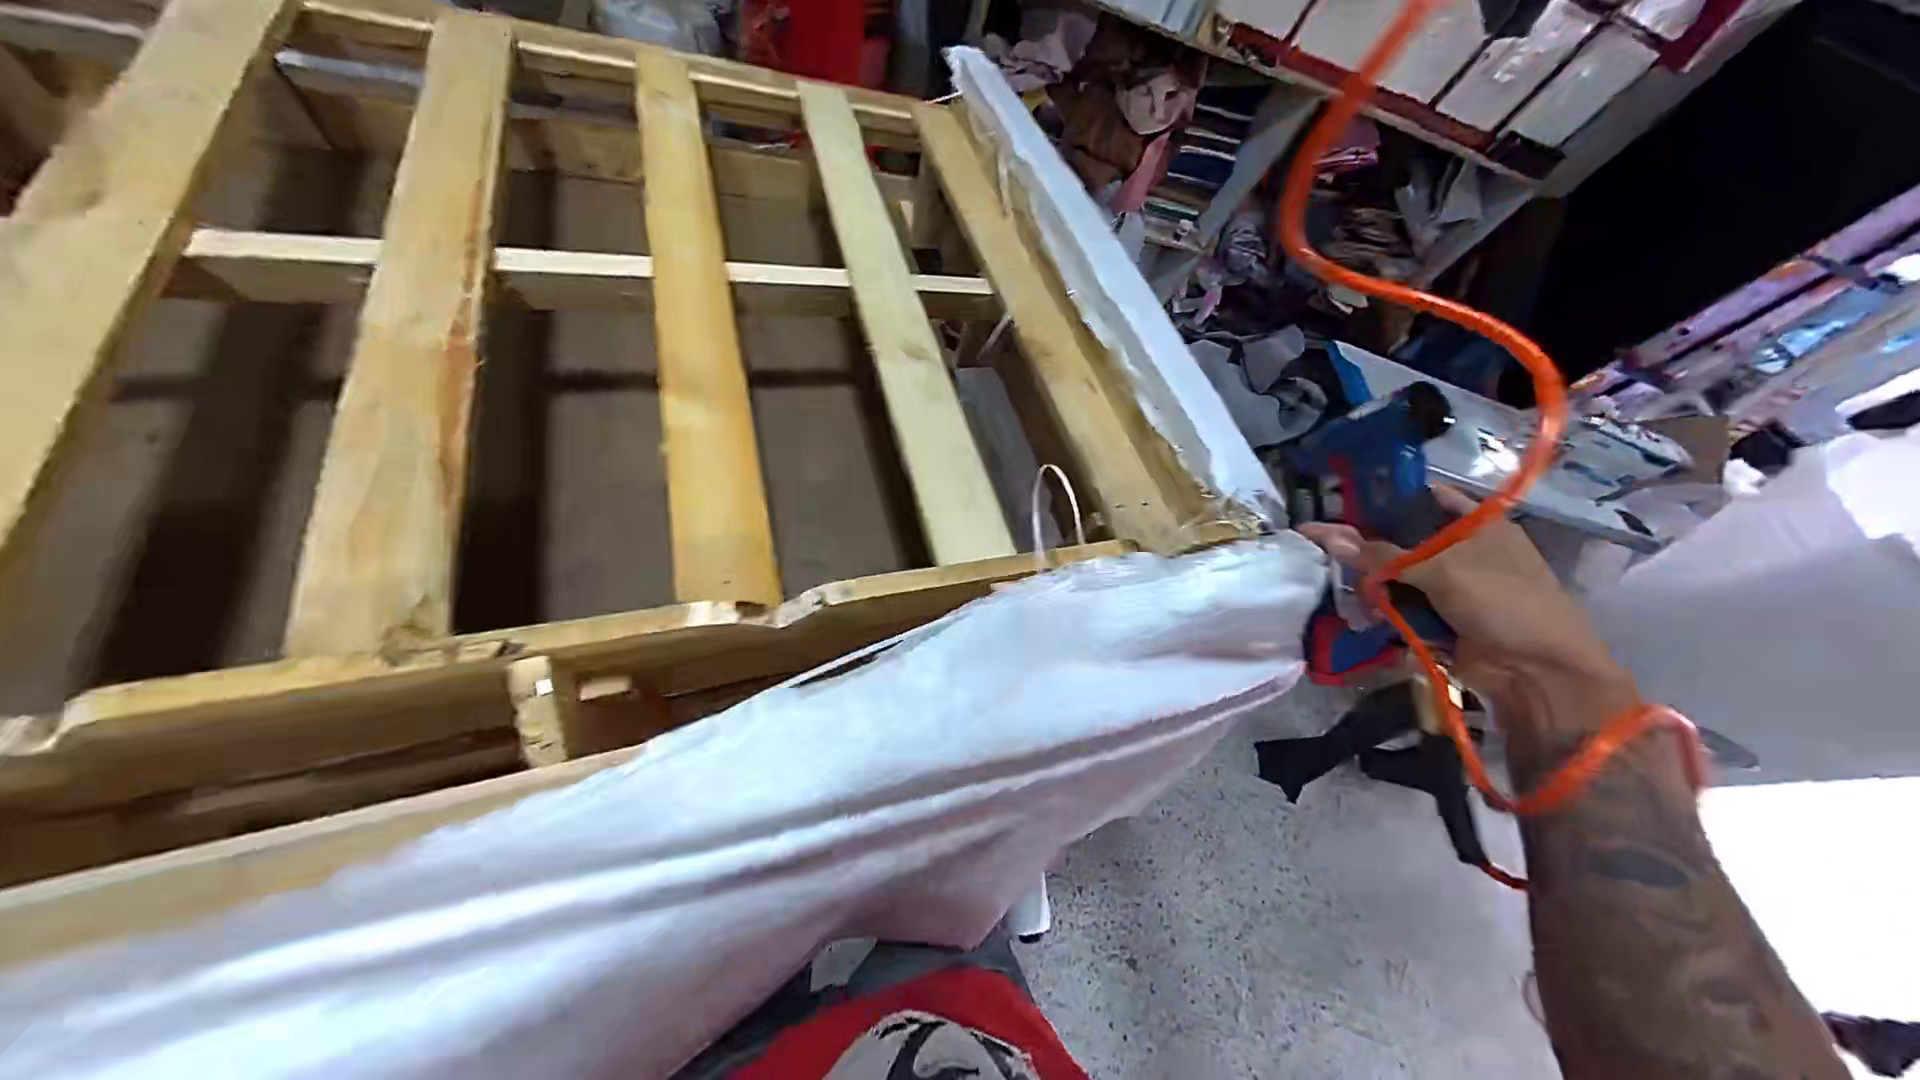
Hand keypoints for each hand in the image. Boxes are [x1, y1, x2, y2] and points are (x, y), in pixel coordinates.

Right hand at [1296, 485, 1637, 720]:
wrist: (1537, 672)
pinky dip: (1380, 608)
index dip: (1383, 500)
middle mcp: (1458, 550)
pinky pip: (1396, 604)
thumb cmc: (1503, 604)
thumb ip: (1382, 555)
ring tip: (1353, 595)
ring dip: (1370, 585)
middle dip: (1365, 549)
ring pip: (1391, 575)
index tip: (1342, 506)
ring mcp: (1446, 586)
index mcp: (1474, 525)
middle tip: (1327, 552)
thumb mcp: (1442, 570)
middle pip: (1398, 540)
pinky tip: (1367, 615)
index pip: (1421, 499)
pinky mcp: (1434, 616)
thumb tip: (1327, 537)